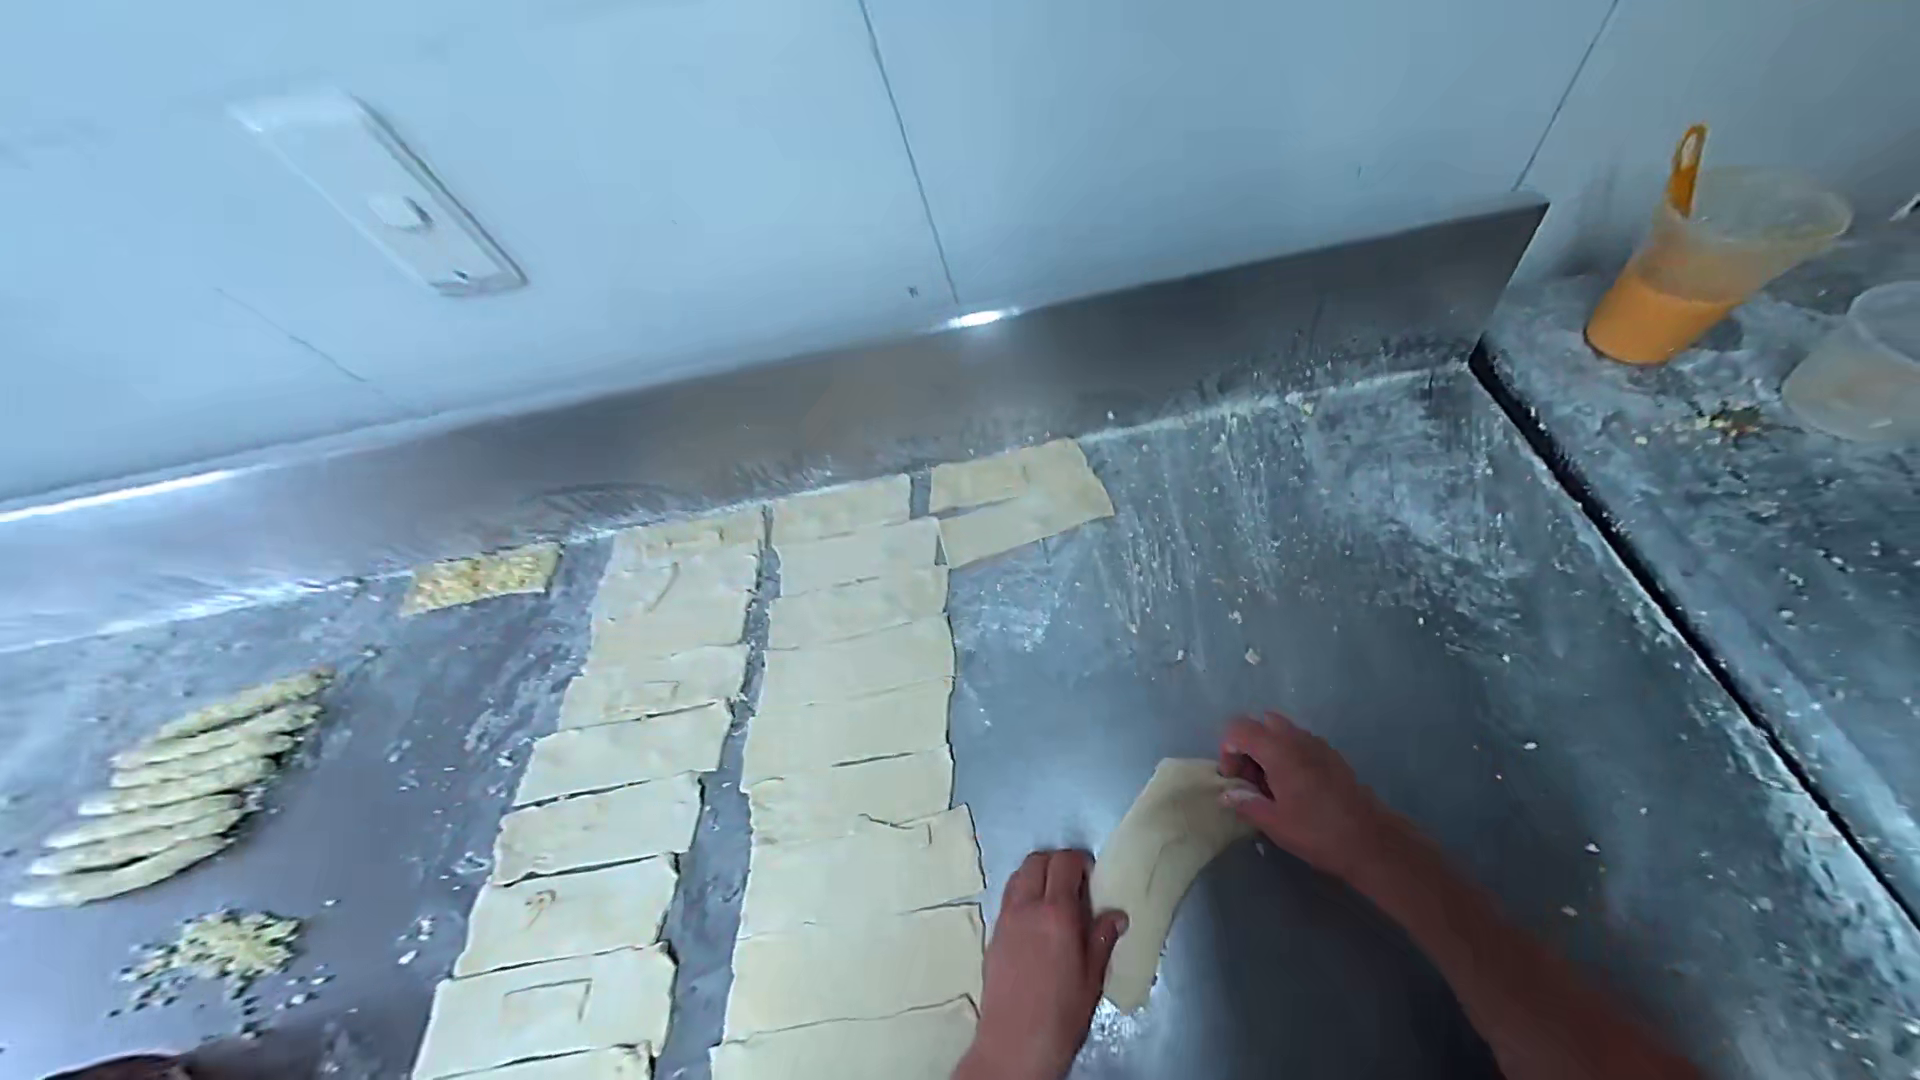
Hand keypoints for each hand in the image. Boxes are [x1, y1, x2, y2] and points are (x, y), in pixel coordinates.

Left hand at [954, 850, 1127, 1079]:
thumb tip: (1116, 915)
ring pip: (1018, 874)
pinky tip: (1035, 917)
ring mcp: (1005, 916)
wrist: (1014, 1044)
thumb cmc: (1061, 1014)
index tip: (1090, 875)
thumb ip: (1102, 939)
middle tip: (1073, 882)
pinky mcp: (993, 932)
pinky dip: (1022, 892)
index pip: (1064, 863)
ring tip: (1053, 896)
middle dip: (1056, 862)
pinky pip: (1008, 896)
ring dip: (1037, 873)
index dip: (1079, 861)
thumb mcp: (1091, 978)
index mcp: (1055, 912)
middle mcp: (1026, 905)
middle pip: (1037, 860)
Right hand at [1218, 711, 1396, 880]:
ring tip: (1272, 784)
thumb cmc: (1318, 832)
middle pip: (1260, 724)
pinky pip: (1300, 741)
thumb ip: (1245, 803)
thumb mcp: (1274, 823)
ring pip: (1281, 730)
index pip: (1238, 728)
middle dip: (1248, 745)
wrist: (1374, 843)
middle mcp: (1296, 738)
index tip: (1234, 779)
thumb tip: (1226, 795)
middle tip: (1251, 779)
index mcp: (1277, 750)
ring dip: (1268, 749)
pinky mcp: (1332, 755)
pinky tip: (1295, 786)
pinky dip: (1288, 754)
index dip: (1227, 750)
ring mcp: (1317, 744)